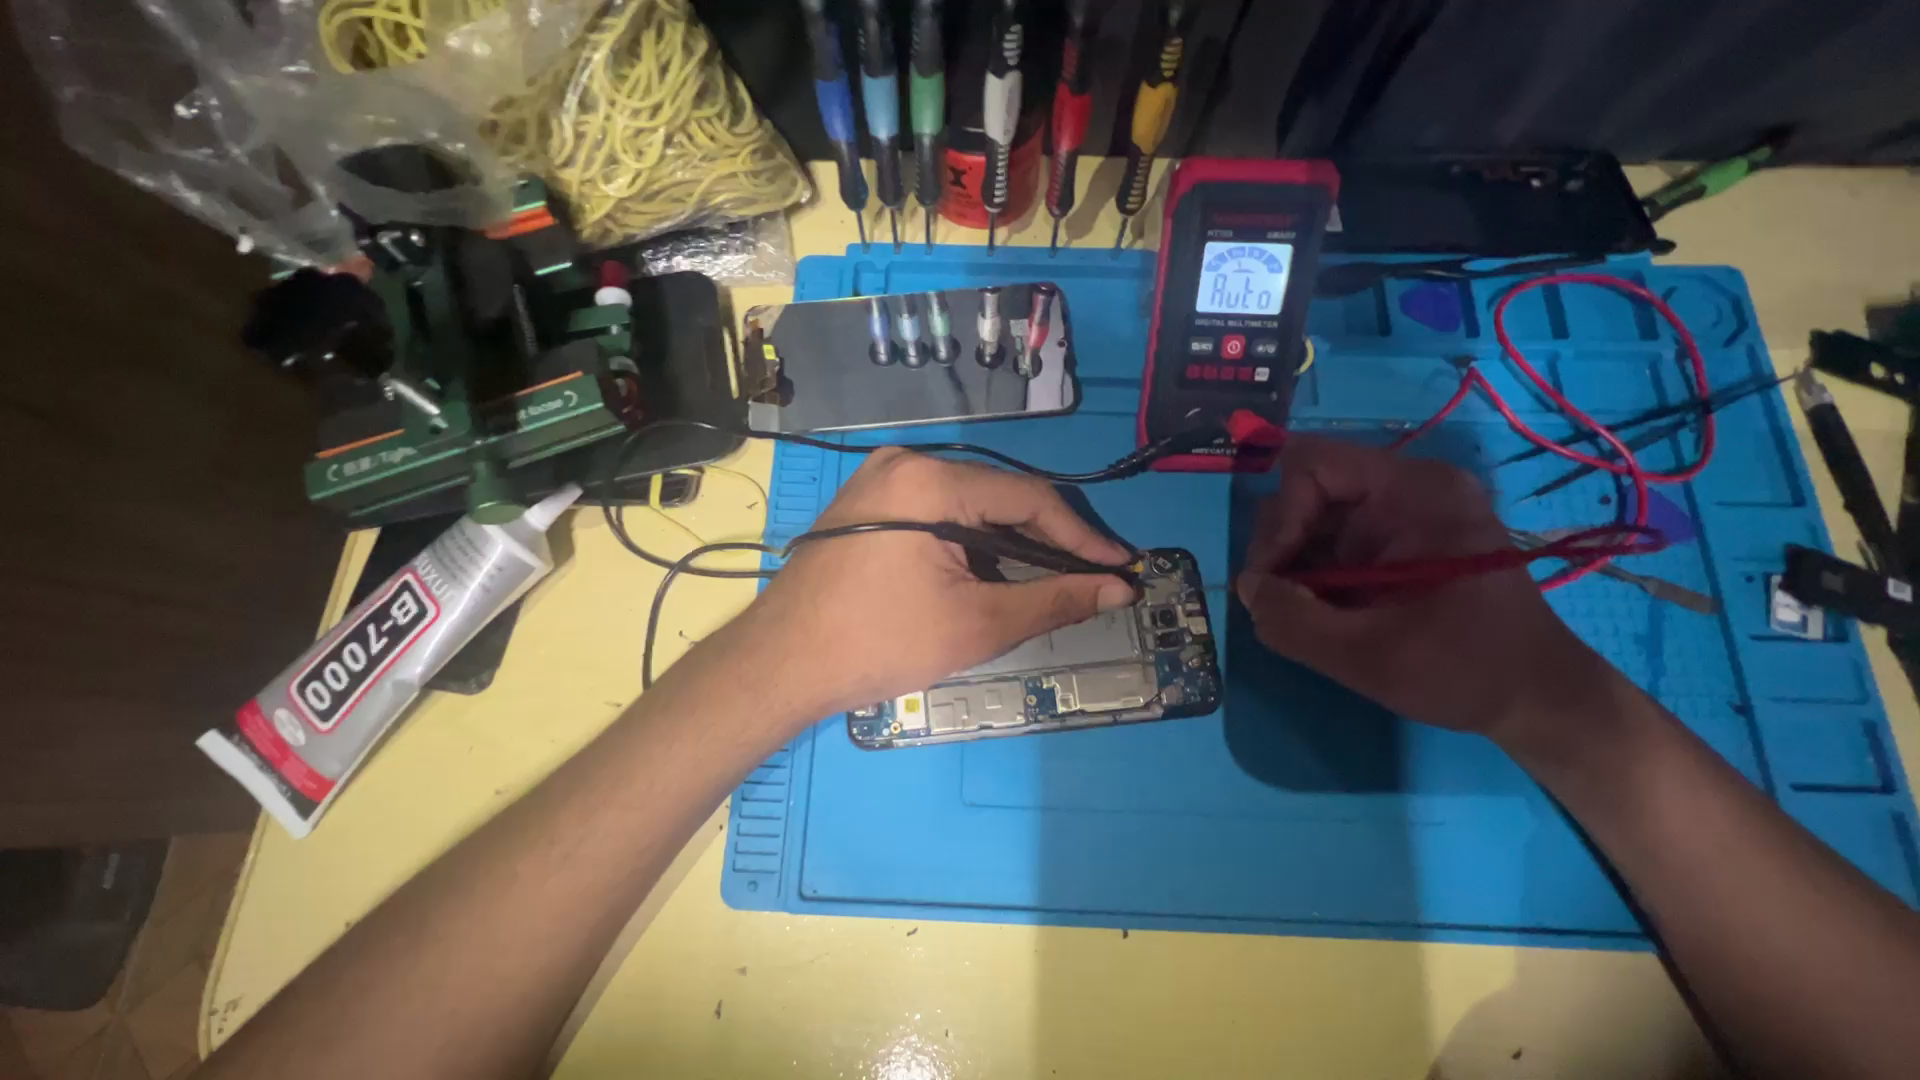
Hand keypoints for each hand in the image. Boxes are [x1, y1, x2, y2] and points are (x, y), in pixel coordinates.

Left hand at [726, 449, 1135, 721]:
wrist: (779, 666)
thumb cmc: (878, 645)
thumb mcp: (976, 625)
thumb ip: (1054, 601)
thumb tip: (1119, 589)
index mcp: (929, 481)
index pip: (1028, 498)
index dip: (1080, 535)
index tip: (1120, 566)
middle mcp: (904, 464)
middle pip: (997, 497)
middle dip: (1046, 541)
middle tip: (1090, 577)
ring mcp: (879, 481)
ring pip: (967, 507)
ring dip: (1008, 545)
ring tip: (1047, 584)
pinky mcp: (866, 505)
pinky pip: (936, 515)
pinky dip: (969, 545)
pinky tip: (990, 577)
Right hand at [1235, 434, 1620, 740]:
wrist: (1538, 699)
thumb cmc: (1466, 670)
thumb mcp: (1369, 656)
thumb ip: (1293, 621)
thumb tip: (1247, 589)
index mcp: (1415, 493)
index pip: (1311, 466)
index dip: (1281, 517)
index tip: (1274, 578)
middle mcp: (1407, 489)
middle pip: (1306, 490)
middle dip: (1282, 546)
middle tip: (1281, 602)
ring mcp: (1402, 514)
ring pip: (1312, 518)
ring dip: (1294, 565)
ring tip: (1302, 613)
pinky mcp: (1396, 541)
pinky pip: (1331, 541)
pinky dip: (1313, 575)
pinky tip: (1322, 613)